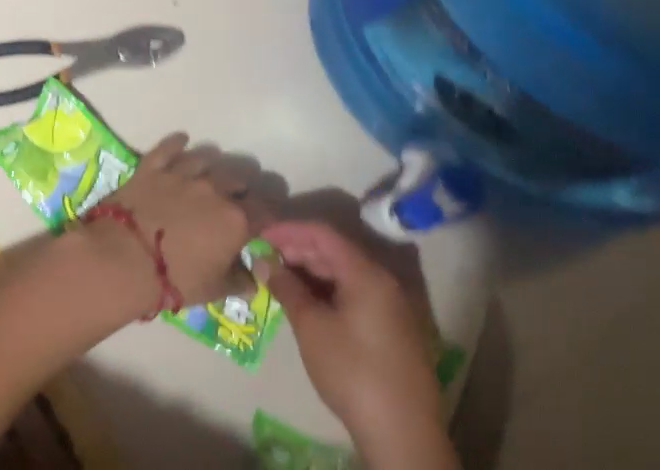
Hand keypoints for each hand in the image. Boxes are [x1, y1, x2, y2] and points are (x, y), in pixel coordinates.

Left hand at [79, 134, 256, 315]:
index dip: (271, 211)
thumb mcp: (215, 289)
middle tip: (243, 191)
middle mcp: (213, 190)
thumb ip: (240, 280)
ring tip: (216, 168)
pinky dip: (177, 143)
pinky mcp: (151, 168)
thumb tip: (253, 279)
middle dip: (246, 183)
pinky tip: (182, 139)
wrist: (123, 257)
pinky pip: (167, 148)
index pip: (266, 208)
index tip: (269, 214)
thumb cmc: (175, 278)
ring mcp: (180, 175)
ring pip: (206, 157)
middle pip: (239, 176)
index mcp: (236, 220)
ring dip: (216, 162)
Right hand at [257, 222, 454, 467]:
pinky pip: (355, 292)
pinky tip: (304, 302)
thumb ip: (286, 287)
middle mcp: (384, 282)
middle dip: (296, 249)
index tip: (257, 236)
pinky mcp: (392, 327)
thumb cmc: (351, 371)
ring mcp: (392, 306)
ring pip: (344, 272)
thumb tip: (263, 261)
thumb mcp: (310, 326)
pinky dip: (327, 289)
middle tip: (263, 259)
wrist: (401, 431)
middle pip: (335, 250)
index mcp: (367, 275)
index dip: (287, 229)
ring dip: (310, 270)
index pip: (322, 233)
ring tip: (278, 280)